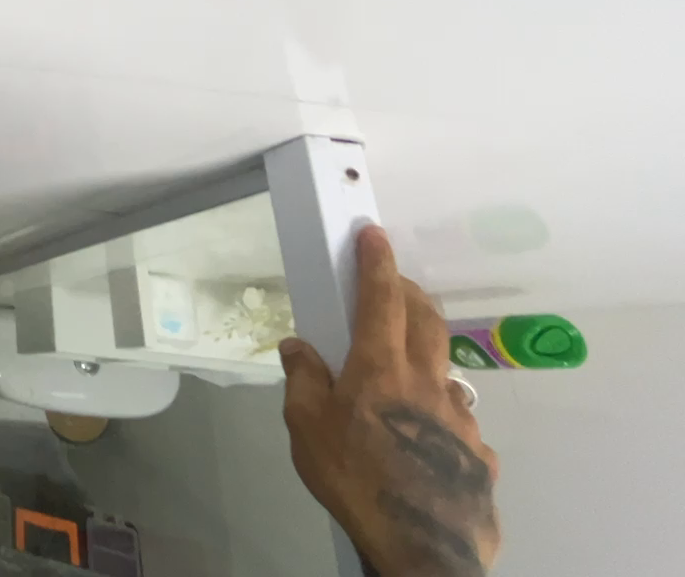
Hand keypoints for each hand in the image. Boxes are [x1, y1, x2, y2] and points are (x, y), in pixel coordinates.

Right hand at [280, 226, 500, 576]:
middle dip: (408, 292)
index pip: (380, 301)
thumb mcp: (304, 424)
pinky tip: (418, 431)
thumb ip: (303, 378)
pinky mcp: (480, 453)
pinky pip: (456, 416)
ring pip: (445, 368)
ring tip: (397, 368)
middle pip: (426, 322)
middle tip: (392, 281)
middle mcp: (427, 382)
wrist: (422, 547)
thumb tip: (298, 347)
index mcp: (380, 368)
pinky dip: (436, 406)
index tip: (375, 234)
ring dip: (423, 352)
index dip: (377, 264)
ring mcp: (461, 417)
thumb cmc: (352, 474)